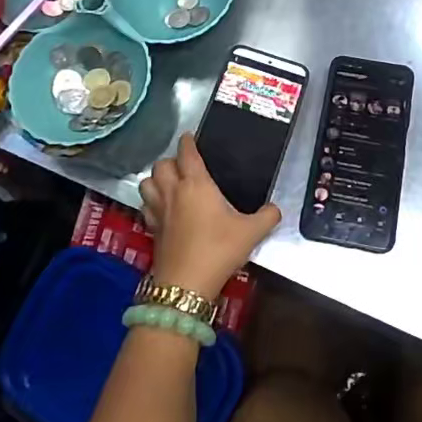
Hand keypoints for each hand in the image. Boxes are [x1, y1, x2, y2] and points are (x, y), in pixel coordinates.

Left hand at [138, 134, 280, 297]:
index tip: (191, 137)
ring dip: (155, 179)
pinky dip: (151, 201)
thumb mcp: (252, 232)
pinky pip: (145, 205)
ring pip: (146, 183)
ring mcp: (158, 211)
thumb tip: (275, 210)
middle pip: (161, 164)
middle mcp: (173, 192)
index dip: (188, 141)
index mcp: (196, 184)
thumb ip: (268, 216)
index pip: (186, 152)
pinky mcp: (151, 229)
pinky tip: (163, 208)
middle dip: (171, 160)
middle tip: (184, 164)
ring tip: (169, 183)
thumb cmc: (219, 249)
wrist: (187, 284)